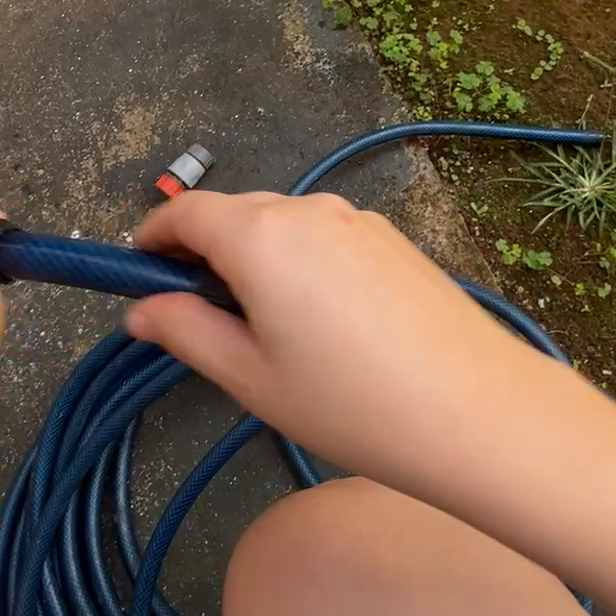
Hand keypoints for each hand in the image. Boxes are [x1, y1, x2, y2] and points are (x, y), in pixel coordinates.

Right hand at [125, 191, 554, 485]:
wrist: (475, 407)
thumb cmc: (347, 400)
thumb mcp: (250, 376)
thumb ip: (184, 331)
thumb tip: (140, 310)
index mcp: (261, 234)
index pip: (186, 212)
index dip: (152, 237)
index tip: (139, 271)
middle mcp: (308, 208)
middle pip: (236, 212)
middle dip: (203, 249)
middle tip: (195, 309)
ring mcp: (358, 217)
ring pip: (283, 222)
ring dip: (254, 253)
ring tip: (261, 320)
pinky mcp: (392, 236)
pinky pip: (325, 233)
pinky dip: (298, 256)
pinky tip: (320, 314)